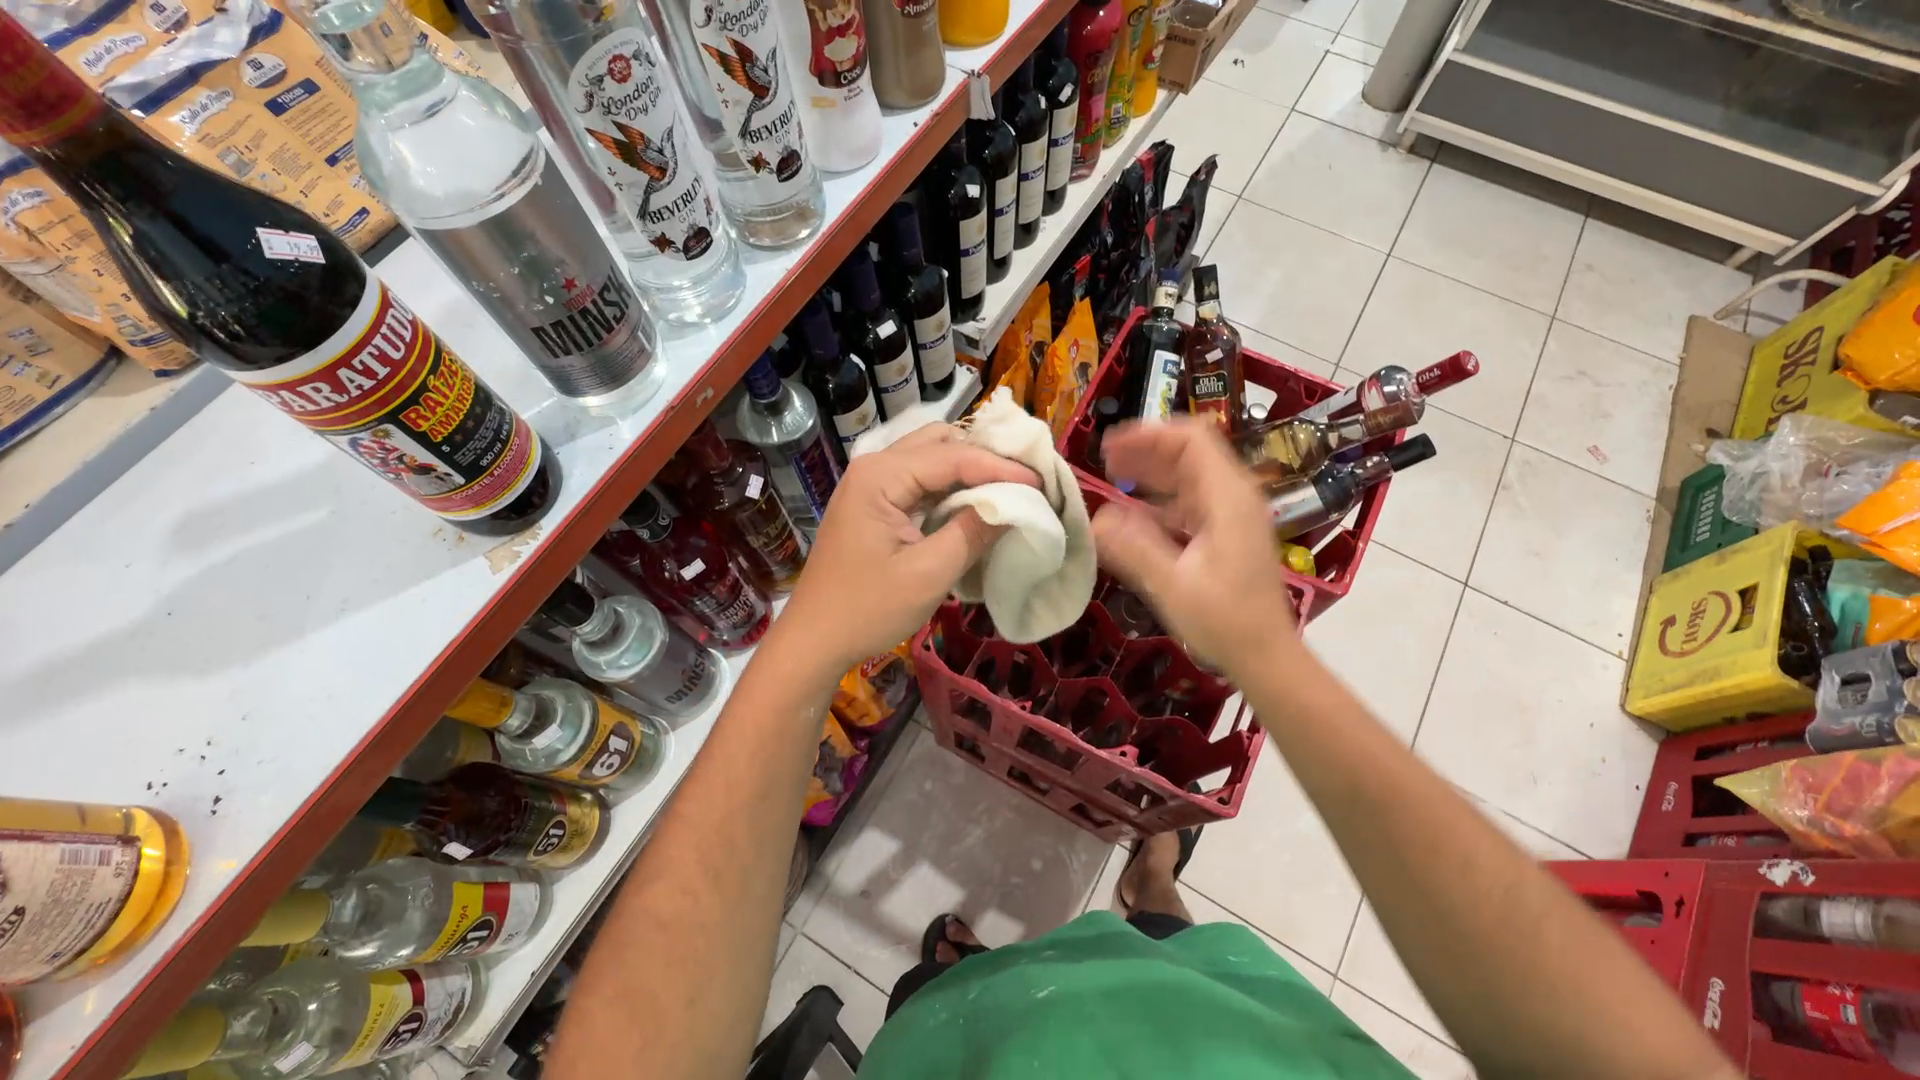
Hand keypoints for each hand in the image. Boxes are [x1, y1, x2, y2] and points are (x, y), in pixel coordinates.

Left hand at [781, 424, 1039, 672]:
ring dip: (967, 470)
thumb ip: (973, 532)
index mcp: (880, 476)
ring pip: (929, 459)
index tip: (1041, 483)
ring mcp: (869, 485)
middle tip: (1025, 480)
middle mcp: (873, 468)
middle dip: (984, 457)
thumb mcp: (928, 574)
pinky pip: (918, 482)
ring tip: (1008, 489)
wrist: (814, 639)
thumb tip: (1016, 505)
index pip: (953, 456)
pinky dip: (949, 488)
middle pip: (940, 443)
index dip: (1001, 467)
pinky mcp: (872, 505)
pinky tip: (975, 504)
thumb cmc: (868, 609)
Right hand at [1093, 418, 1300, 676]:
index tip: (1110, 445)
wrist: (1266, 655)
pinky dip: (1160, 499)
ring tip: (1112, 478)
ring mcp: (1231, 515)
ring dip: (1151, 472)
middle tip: (1104, 460)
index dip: (1149, 434)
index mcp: (1227, 499)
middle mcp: (1233, 497)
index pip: (1191, 440)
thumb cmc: (1225, 621)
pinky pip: (1190, 501)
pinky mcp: (1226, 533)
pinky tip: (1131, 514)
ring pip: (1189, 476)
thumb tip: (1096, 518)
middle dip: (1145, 450)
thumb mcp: (1173, 586)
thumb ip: (1134, 548)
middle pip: (1189, 453)